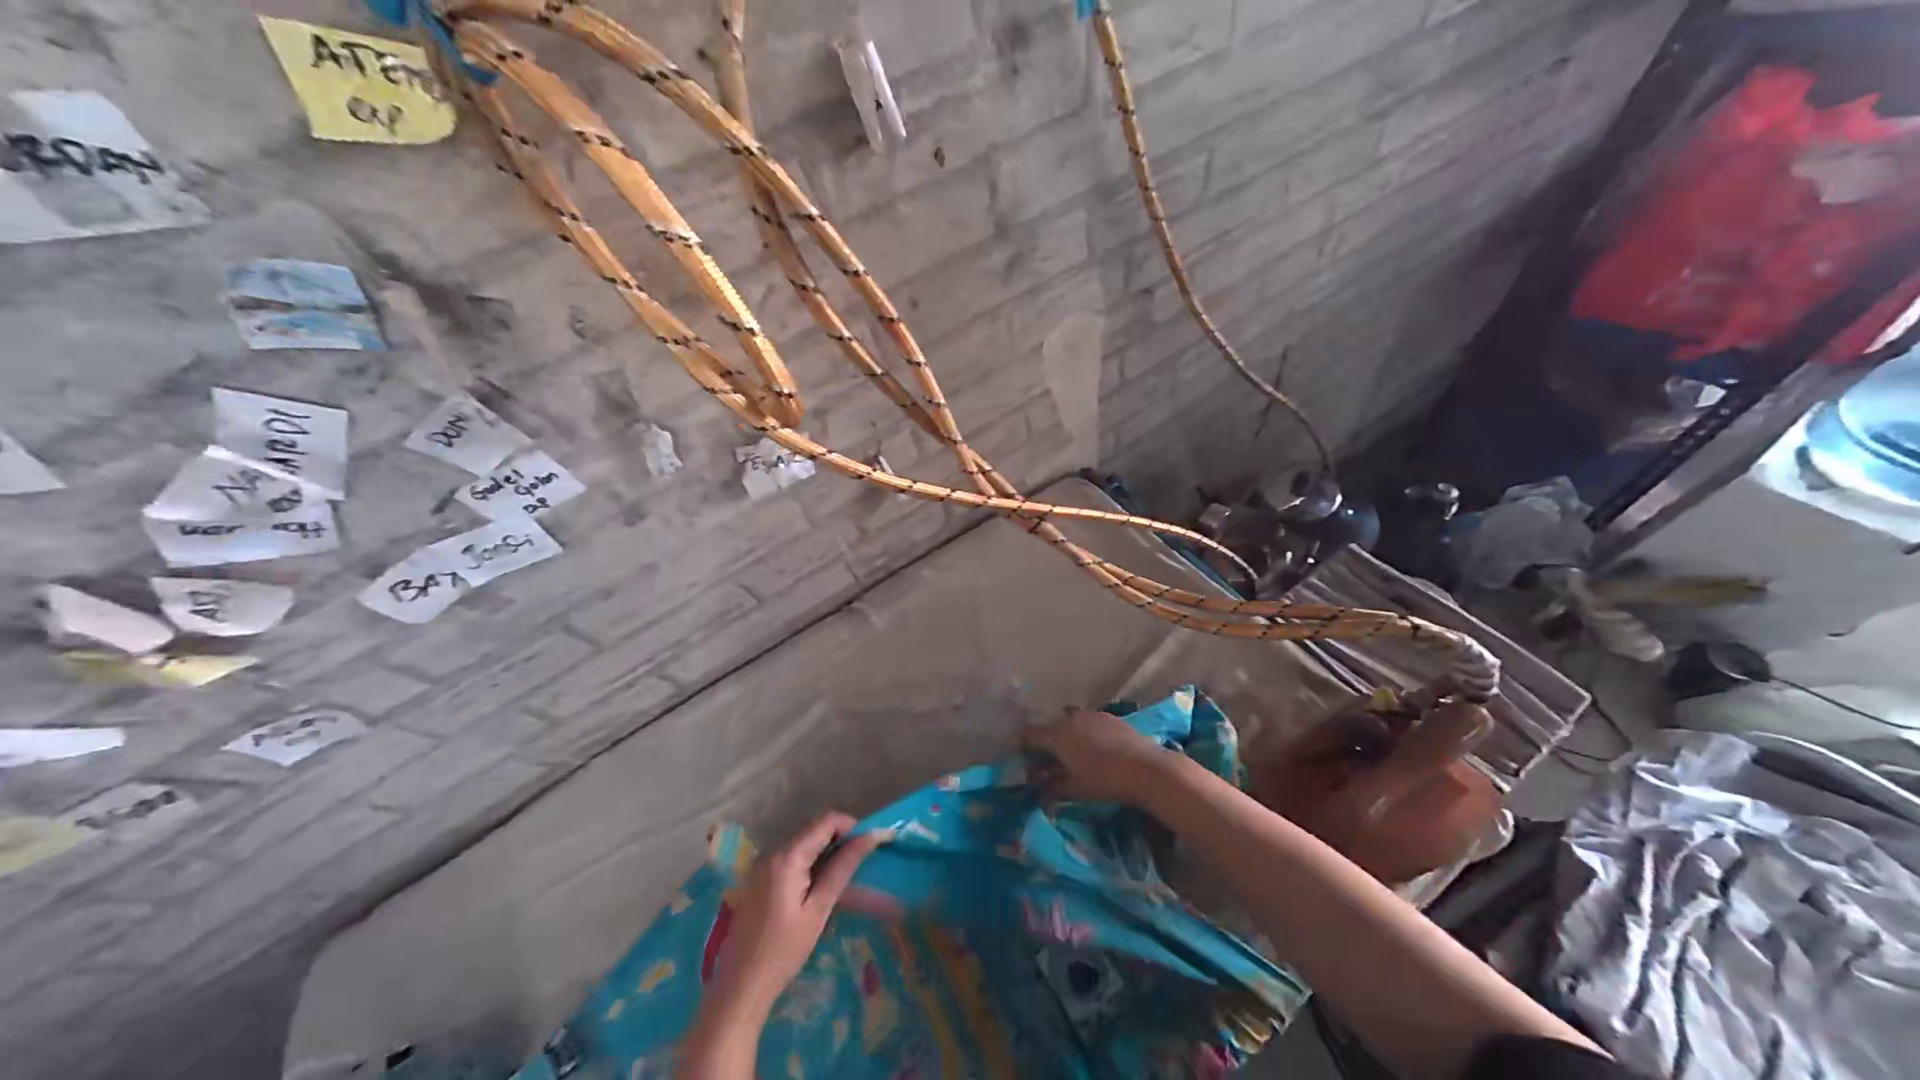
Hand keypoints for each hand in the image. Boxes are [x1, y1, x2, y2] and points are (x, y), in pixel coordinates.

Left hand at [710, 811, 885, 1015]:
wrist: (740, 985)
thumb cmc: (784, 950)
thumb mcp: (819, 909)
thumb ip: (843, 868)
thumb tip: (871, 836)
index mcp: (787, 856)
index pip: (827, 820)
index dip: (853, 827)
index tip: (872, 846)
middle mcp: (772, 850)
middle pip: (815, 829)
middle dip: (842, 839)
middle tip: (862, 864)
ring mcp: (763, 863)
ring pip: (804, 842)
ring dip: (828, 852)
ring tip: (846, 878)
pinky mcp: (760, 876)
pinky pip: (792, 856)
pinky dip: (811, 863)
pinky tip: (821, 887)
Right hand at [1026, 708, 1178, 804]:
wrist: (1145, 768)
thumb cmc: (1104, 780)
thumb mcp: (1074, 789)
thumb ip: (1053, 788)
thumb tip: (1041, 792)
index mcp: (1056, 734)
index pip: (1030, 735)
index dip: (1026, 749)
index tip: (1030, 764)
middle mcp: (1070, 718)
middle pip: (1051, 728)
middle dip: (1049, 745)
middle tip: (1054, 765)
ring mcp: (1092, 715)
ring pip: (1071, 723)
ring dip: (1069, 738)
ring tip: (1078, 758)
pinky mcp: (1110, 717)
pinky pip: (1090, 723)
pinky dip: (1087, 734)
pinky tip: (1099, 751)